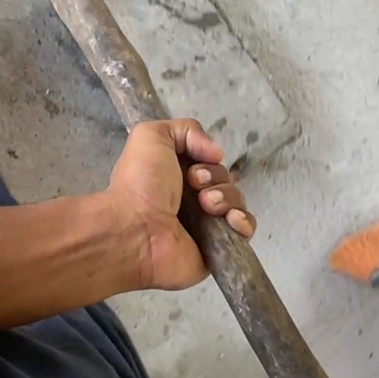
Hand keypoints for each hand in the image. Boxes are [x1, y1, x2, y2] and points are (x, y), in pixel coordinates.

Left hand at [106, 119, 255, 290]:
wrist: (134, 232)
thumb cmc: (140, 184)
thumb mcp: (151, 136)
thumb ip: (185, 129)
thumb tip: (216, 153)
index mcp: (178, 175)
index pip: (211, 162)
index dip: (208, 161)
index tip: (192, 169)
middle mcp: (193, 200)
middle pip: (227, 181)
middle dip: (217, 179)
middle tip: (196, 188)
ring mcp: (208, 226)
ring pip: (238, 202)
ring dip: (228, 198)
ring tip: (207, 205)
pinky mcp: (219, 248)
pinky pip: (245, 230)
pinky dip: (243, 222)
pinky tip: (231, 220)